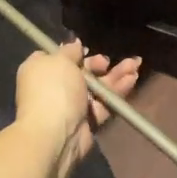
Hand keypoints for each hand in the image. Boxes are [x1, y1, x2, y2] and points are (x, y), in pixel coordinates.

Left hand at [14, 41, 141, 177]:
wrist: (55, 133)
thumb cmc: (53, 90)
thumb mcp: (60, 61)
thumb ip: (70, 50)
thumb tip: (74, 44)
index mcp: (41, 70)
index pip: (58, 58)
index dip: (74, 53)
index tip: (87, 50)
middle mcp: (54, 87)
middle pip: (81, 72)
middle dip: (99, 64)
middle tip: (107, 61)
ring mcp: (71, 105)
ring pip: (96, 87)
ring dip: (115, 75)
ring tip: (135, 64)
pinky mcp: (87, 120)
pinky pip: (103, 102)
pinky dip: (117, 91)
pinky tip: (132, 80)